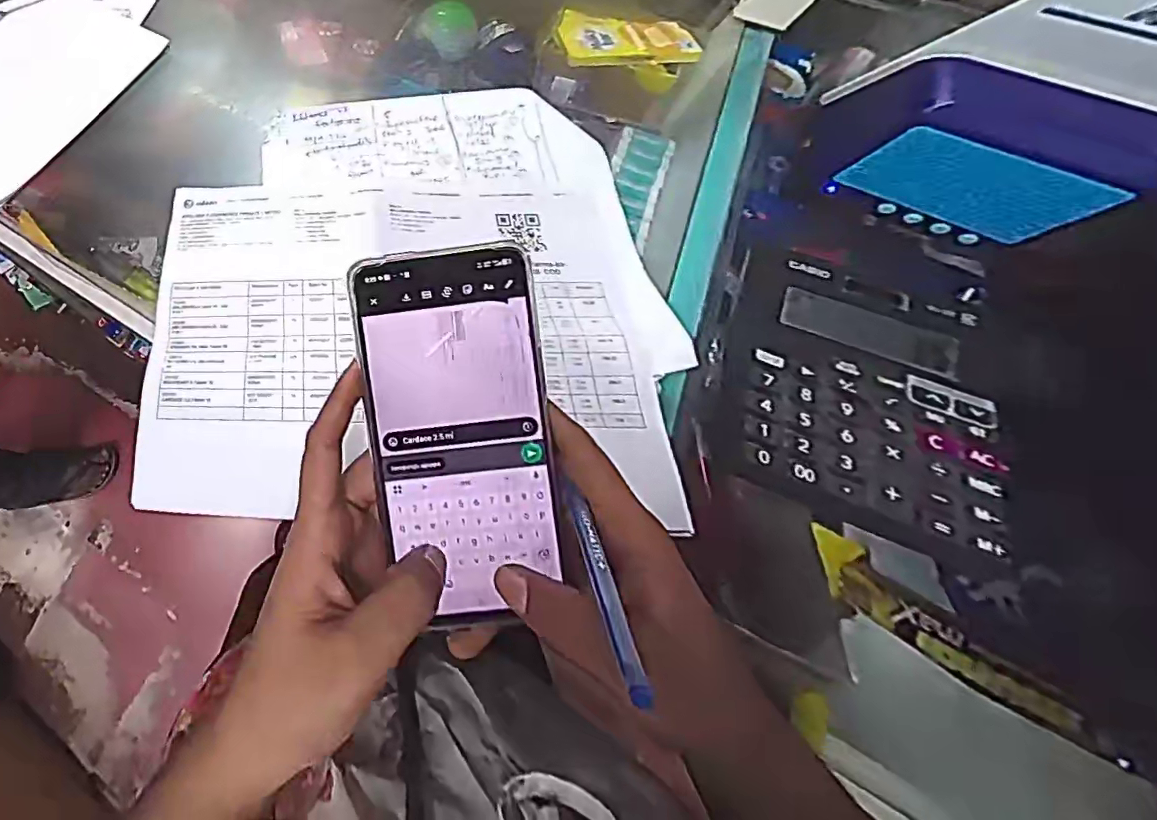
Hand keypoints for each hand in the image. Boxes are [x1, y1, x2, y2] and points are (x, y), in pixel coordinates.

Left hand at [134, 365, 443, 817]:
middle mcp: (331, 545)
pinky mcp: (361, 599)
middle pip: (371, 487)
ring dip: (424, 522)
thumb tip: (434, 557)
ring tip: (473, 509)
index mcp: (314, 541)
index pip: (322, 456)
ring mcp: (347, 572)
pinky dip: (426, 567)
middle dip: (410, 467)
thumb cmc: (287, 698)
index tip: (357, 372)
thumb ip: (402, 601)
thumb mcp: (355, 652)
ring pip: (391, 527)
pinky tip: (459, 572)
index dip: (338, 409)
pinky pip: (398, 567)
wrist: (263, 747)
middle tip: (459, 448)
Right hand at [463, 406, 865, 819]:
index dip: (555, 428)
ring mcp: (581, 580)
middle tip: (450, 462)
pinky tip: (466, 629)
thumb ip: (568, 618)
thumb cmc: (696, 700)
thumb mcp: (632, 659)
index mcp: (631, 541)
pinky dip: (490, 606)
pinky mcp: (566, 610)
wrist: (713, 757)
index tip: (516, 398)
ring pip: (523, 543)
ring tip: (444, 549)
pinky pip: (519, 591)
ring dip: (486, 550)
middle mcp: (600, 549)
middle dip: (499, 481)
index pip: (589, 468)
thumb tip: (506, 575)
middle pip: (543, 497)